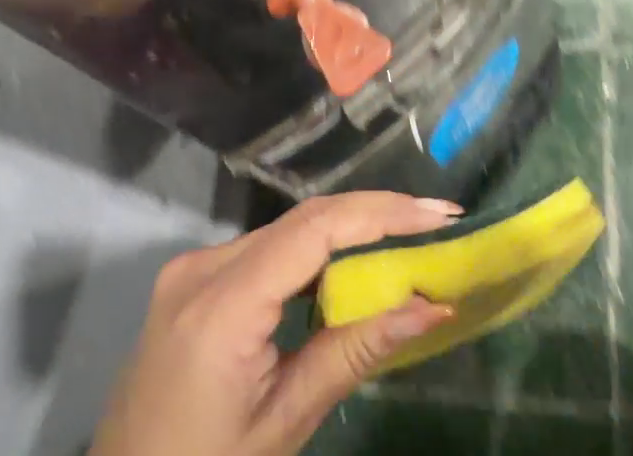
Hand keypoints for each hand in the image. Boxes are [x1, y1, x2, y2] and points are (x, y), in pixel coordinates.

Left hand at [91, 193, 461, 455]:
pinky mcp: (192, 280)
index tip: (440, 215)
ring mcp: (192, 269)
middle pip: (302, 220)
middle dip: (375, 215)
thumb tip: (436, 306)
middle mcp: (201, 268)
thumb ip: (358, 351)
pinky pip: (265, 250)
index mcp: (221, 306)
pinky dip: (314, 253)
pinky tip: (352, 265)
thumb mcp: (287, 419)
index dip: (382, 213)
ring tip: (409, 238)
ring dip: (348, 231)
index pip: (315, 229)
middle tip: (437, 222)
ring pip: (286, 229)